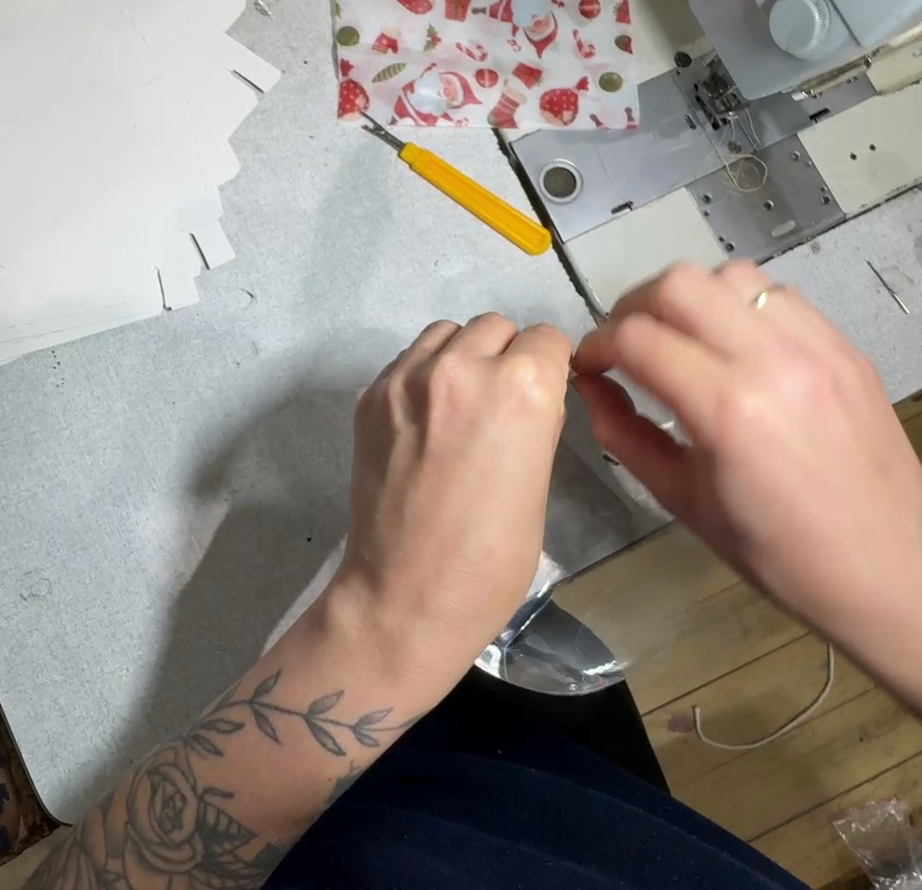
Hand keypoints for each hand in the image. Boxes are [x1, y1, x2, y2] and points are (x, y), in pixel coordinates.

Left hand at [334, 314, 572, 682]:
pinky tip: (425, 419)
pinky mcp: (370, 396)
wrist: (404, 594)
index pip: (547, 338)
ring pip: (447, 333)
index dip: (550, 365)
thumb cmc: (491, 558)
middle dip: (507, 356)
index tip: (543, 392)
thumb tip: (532, 388)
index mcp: (520, 389)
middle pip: (495, 327)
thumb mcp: (540, 481)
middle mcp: (462, 368)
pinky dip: (423, 374)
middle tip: (500, 404)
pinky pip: (409, 359)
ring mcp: (407, 379)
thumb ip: (537, 418)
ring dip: (462, 356)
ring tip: (459, 405)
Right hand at [571, 262, 921, 668]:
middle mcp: (773, 360)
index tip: (587, 367)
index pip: (635, 337)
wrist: (893, 576)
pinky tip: (730, 348)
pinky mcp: (846, 346)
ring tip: (677, 341)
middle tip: (623, 347)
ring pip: (728, 275)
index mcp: (726, 409)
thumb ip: (622, 431)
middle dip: (632, 308)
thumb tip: (590, 385)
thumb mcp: (678, 498)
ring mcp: (818, 346)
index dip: (595, 346)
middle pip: (677, 284)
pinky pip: (775, 295)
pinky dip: (735, 307)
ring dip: (686, 299)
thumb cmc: (774, 555)